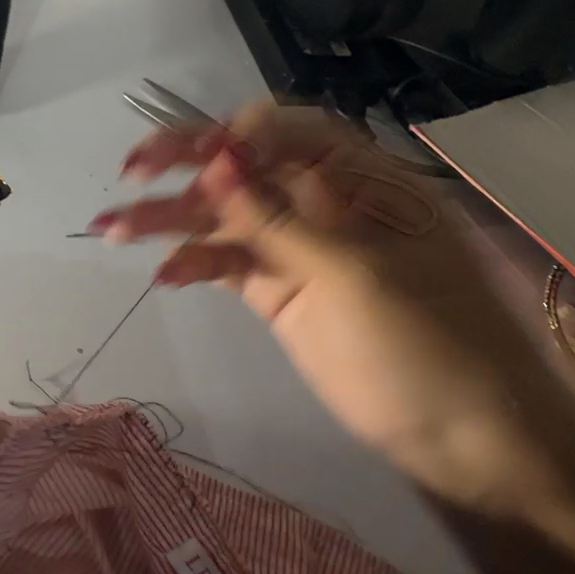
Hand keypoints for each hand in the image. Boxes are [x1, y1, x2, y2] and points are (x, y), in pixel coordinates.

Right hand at [89, 103, 574, 501]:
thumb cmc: (428, 346)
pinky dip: (191, 263)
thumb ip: (276, 219)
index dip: (238, 135)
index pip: (292, 131)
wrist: (464, 441)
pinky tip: (163, 276)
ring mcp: (297, 248)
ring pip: (222, 216)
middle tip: (130, 170)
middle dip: (185, 165)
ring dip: (168, 218)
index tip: (196, 159)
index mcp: (366, 180)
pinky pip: (223, 261)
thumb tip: (215, 162)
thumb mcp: (352, 275)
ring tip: (110, 229)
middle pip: (245, 167)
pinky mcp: (276, 290)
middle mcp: (325, 203)